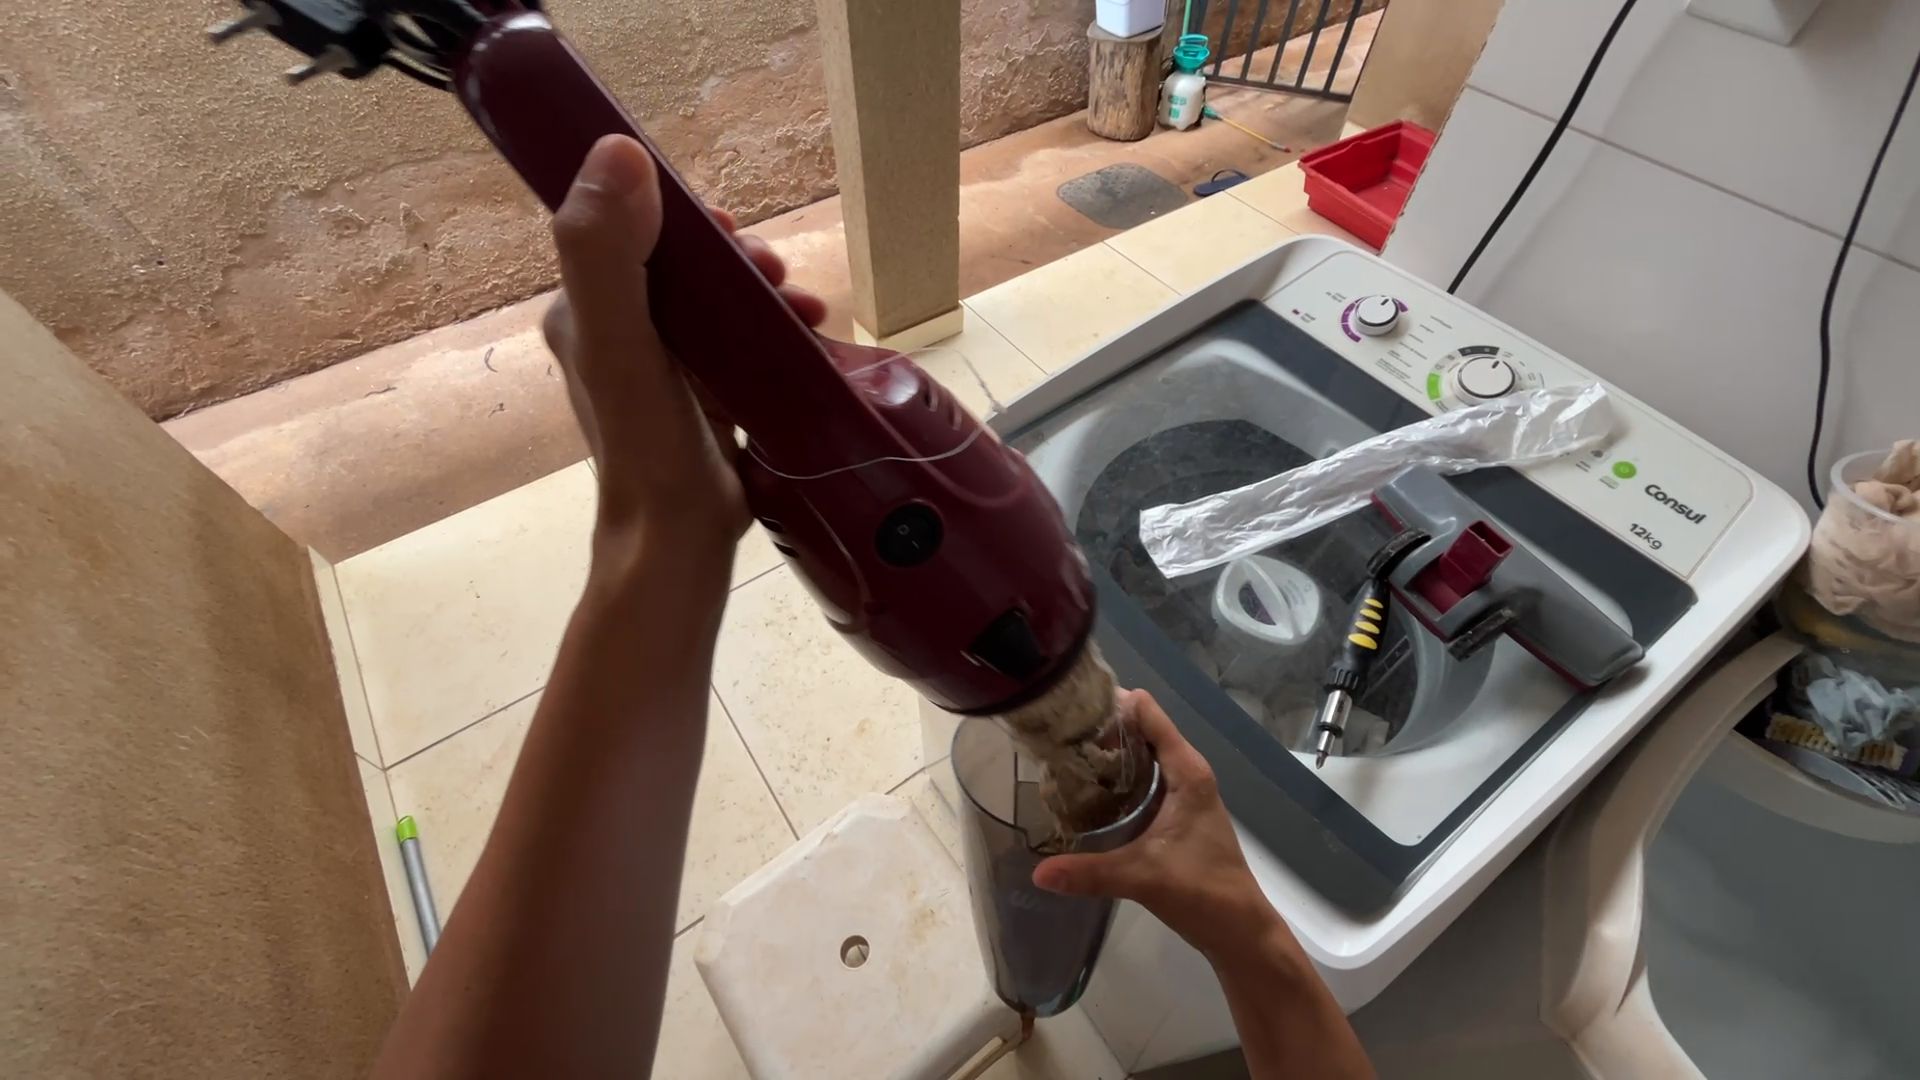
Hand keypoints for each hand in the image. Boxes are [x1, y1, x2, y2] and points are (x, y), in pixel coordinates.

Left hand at [542, 135, 825, 557]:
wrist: (679, 536)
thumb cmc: (650, 444)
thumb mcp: (620, 346)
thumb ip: (606, 254)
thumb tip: (621, 149)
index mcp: (587, 310)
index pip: (633, 233)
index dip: (687, 219)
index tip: (737, 231)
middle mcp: (621, 332)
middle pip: (686, 269)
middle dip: (741, 262)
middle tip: (783, 279)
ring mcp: (665, 368)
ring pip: (718, 306)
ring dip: (766, 297)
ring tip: (811, 314)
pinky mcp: (704, 397)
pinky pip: (739, 345)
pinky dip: (773, 335)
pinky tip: (808, 343)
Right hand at [1033, 690, 1282, 958]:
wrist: (1241, 933)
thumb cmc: (1203, 893)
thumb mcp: (1142, 878)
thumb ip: (1089, 872)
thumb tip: (1037, 873)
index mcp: (1185, 771)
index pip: (1147, 711)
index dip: (1111, 703)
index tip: (1071, 710)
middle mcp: (1185, 770)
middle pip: (1140, 726)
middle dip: (1102, 725)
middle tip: (1058, 735)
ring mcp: (1181, 789)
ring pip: (1141, 751)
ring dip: (1108, 749)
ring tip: (1064, 753)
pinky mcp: (1174, 808)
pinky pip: (1142, 773)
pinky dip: (1117, 771)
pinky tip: (1088, 786)